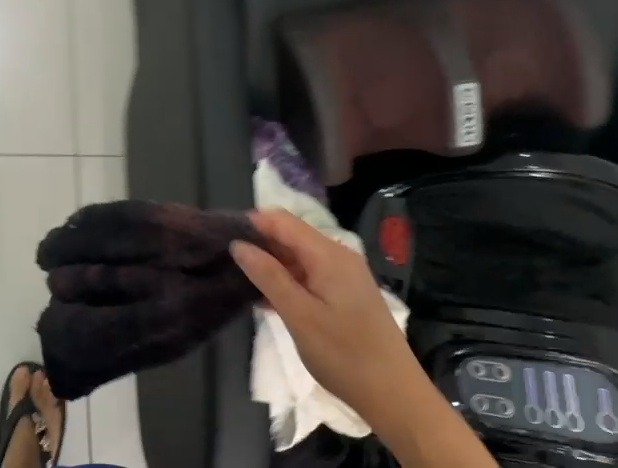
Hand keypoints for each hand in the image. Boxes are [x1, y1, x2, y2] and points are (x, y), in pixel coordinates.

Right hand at [232, 211, 497, 467]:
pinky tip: (266, 298)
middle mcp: (338, 256)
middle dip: (259, 244)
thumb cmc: (344, 355)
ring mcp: (344, 276)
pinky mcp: (346, 295)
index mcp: (328, 254)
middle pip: (291, 236)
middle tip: (225, 260)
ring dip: (271, 264)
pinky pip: (310, 275)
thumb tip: (238, 244)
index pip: (282, 220)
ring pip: (299, 257)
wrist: (396, 397)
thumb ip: (268, 276)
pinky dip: (288, 281)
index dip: (251, 223)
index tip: (221, 236)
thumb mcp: (299, 316)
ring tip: (239, 278)